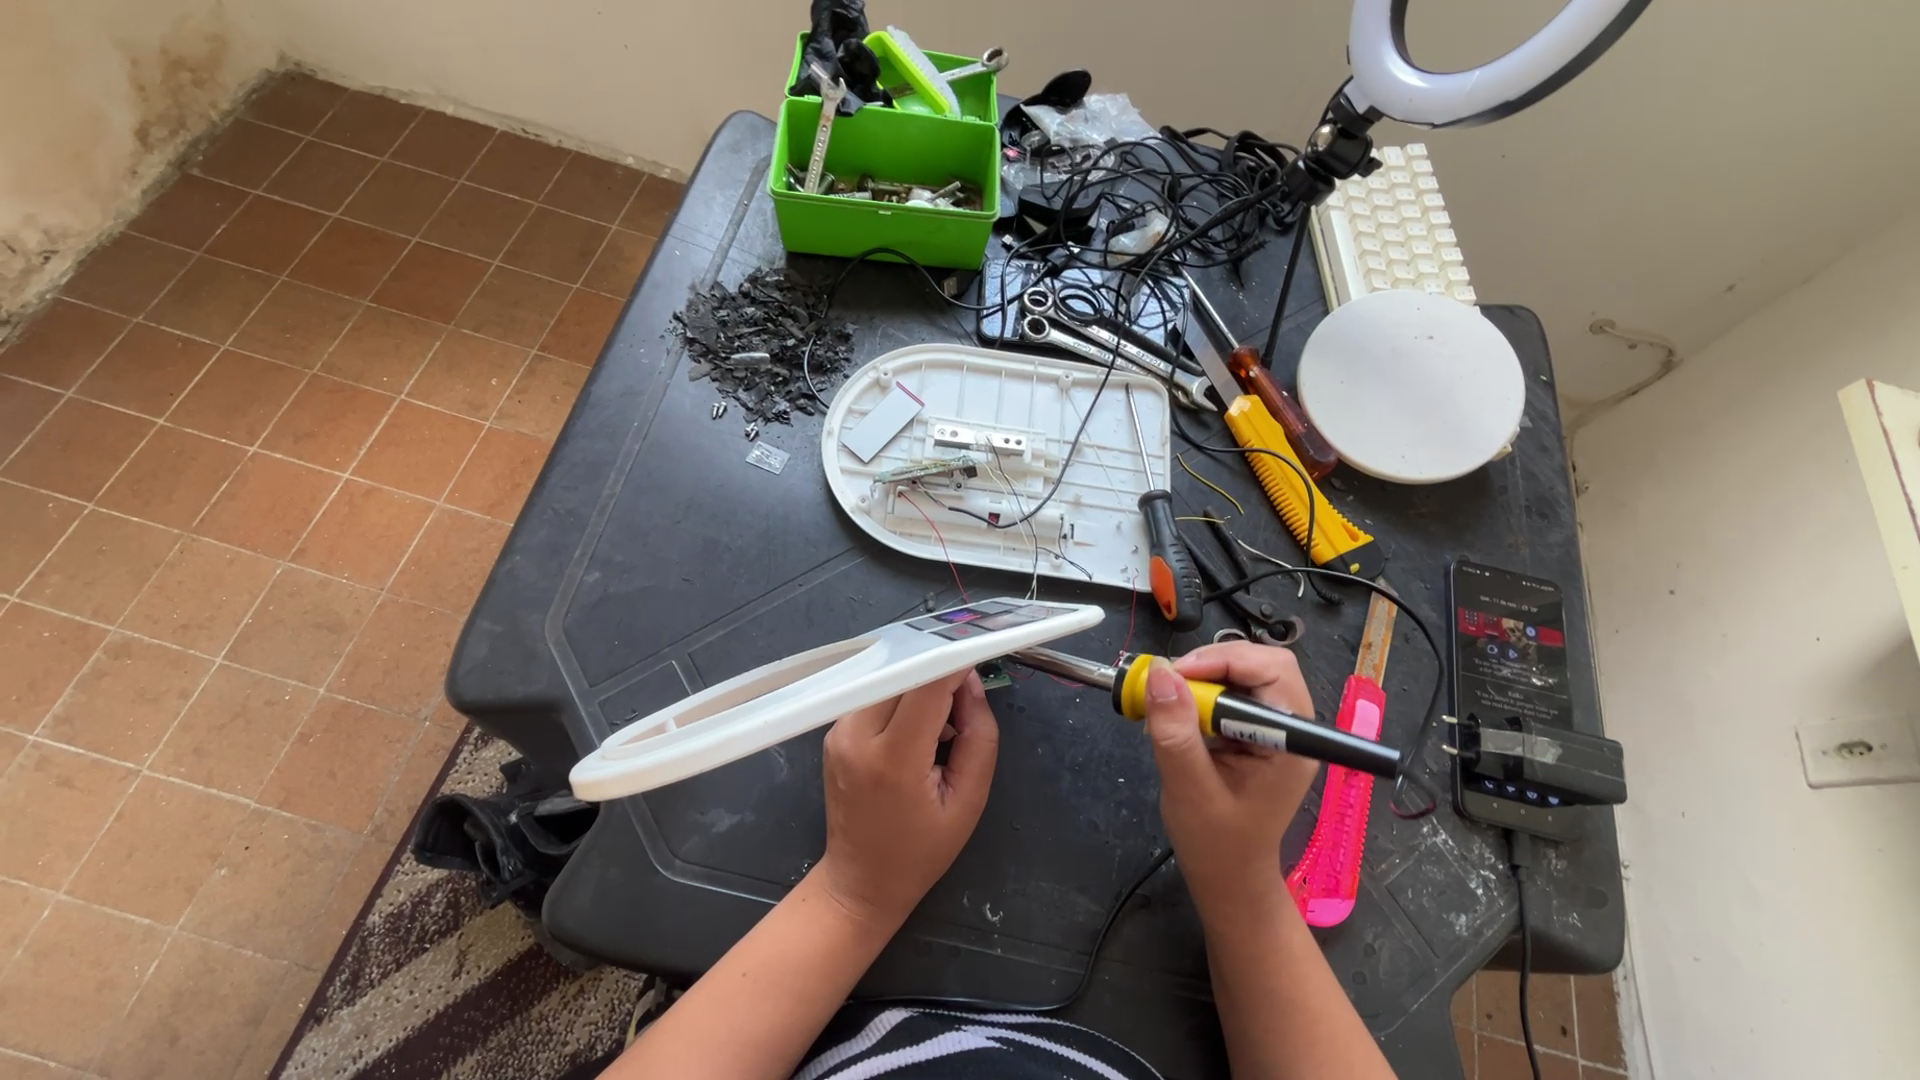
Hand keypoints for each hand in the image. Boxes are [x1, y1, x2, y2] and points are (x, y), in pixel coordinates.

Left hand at [815, 671, 998, 925]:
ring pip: (889, 681)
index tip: (979, 653)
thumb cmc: (922, 849)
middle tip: (965, 698)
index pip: (925, 686)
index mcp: (892, 759)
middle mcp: (855, 736)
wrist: (861, 880)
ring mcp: (838, 731)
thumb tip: (970, 681)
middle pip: (904, 675)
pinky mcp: (834, 731)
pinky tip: (917, 728)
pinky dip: (901, 699)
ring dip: (919, 687)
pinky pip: (875, 695)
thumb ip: (978, 735)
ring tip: (941, 722)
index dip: (955, 663)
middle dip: (939, 675)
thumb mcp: (970, 799)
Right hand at [1144, 643, 1320, 908]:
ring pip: (1242, 674)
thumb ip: (1175, 732)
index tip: (1176, 676)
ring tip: (1166, 702)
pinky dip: (1199, 693)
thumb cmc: (1216, 843)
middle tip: (1167, 685)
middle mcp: (1290, 728)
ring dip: (1201, 679)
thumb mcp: (1189, 789)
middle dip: (1211, 665)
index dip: (1225, 662)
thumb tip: (1160, 674)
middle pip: (1260, 664)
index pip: (1273, 671)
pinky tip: (1176, 714)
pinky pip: (1230, 692)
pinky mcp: (1254, 732)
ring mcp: (1274, 729)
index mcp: (1291, 743)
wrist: (1228, 878)